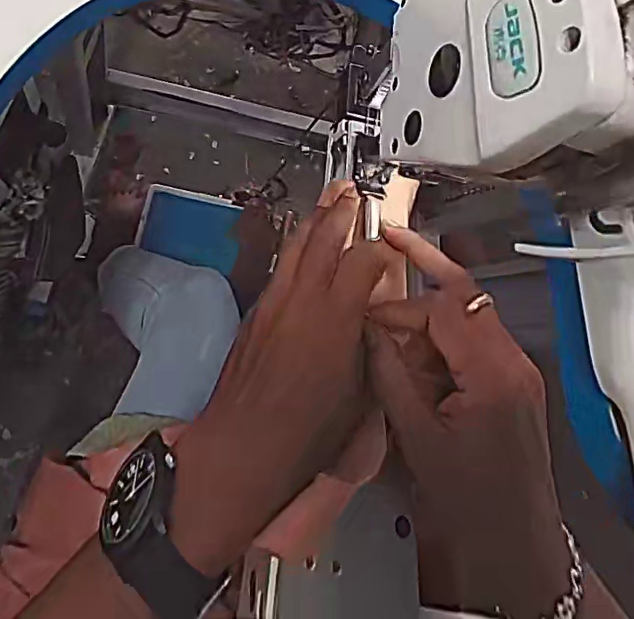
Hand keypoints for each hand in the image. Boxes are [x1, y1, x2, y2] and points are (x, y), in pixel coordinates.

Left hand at [168, 188, 391, 575]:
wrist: (244, 443)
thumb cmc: (306, 430)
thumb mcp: (359, 390)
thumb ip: (371, 345)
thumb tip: (376, 322)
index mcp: (336, 317)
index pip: (364, 259)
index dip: (381, 247)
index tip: (389, 246)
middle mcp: (304, 298)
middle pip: (325, 236)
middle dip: (342, 209)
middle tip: (353, 191)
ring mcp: (276, 300)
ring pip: (298, 243)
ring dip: (315, 217)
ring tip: (328, 200)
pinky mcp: (258, 309)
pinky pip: (282, 263)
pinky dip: (296, 244)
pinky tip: (302, 241)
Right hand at [366, 226, 571, 617]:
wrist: (512, 551)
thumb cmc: (473, 508)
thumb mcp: (418, 437)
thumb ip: (390, 375)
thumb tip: (370, 333)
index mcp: (494, 375)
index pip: (445, 309)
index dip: (402, 307)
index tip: (371, 316)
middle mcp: (514, 364)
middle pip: (464, 298)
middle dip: (419, 289)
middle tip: (385, 275)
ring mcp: (516, 371)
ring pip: (468, 316)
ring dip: (427, 318)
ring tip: (391, 336)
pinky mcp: (511, 383)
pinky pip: (473, 342)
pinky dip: (440, 342)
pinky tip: (414, 360)